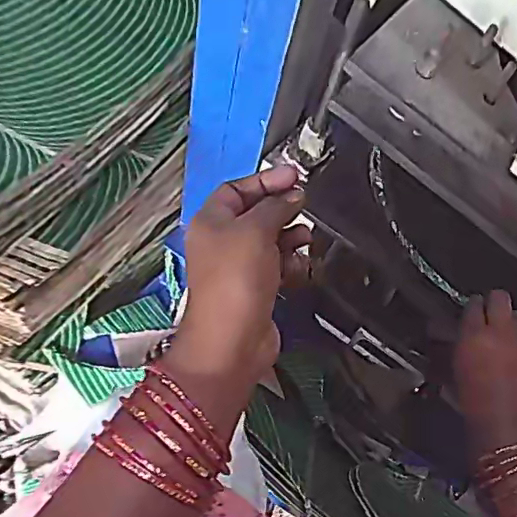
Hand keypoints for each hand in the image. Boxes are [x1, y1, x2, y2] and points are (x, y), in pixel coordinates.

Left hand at [169, 165, 310, 387]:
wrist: (233, 341)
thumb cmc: (235, 281)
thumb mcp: (255, 230)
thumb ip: (275, 207)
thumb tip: (292, 196)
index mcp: (210, 222)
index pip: (237, 189)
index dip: (265, 181)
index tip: (293, 176)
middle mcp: (222, 244)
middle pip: (256, 215)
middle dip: (282, 210)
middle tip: (304, 206)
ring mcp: (238, 269)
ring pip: (270, 242)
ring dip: (290, 238)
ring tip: (306, 239)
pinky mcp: (255, 291)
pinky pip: (277, 268)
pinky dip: (291, 265)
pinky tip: (301, 266)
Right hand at [454, 290, 516, 444]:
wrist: (501, 417)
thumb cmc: (469, 397)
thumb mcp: (451, 367)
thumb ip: (451, 343)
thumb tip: (441, 330)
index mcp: (473, 335)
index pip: (473, 305)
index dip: (471, 307)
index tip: (470, 311)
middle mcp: (500, 332)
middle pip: (500, 298)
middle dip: (493, 303)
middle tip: (488, 313)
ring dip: (508, 322)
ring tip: (502, 336)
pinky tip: (514, 355)